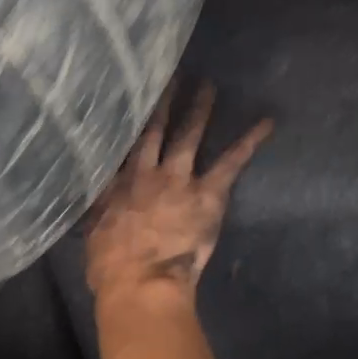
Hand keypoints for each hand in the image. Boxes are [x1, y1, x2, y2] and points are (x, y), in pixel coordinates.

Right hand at [84, 82, 272, 302]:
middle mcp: (142, 175)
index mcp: (111, 189)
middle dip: (161, 104)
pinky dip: (250, 140)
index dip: (123, 125)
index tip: (127, 104)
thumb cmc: (107, 268)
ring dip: (199, 109)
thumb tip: (90, 201)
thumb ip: (95, 213)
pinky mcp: (208, 193)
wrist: (139, 281)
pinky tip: (267, 121)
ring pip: (189, 136)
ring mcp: (177, 180)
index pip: (117, 149)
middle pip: (152, 132)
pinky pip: (231, 161)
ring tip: (208, 87)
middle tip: (170, 77)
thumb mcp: (91, 236)